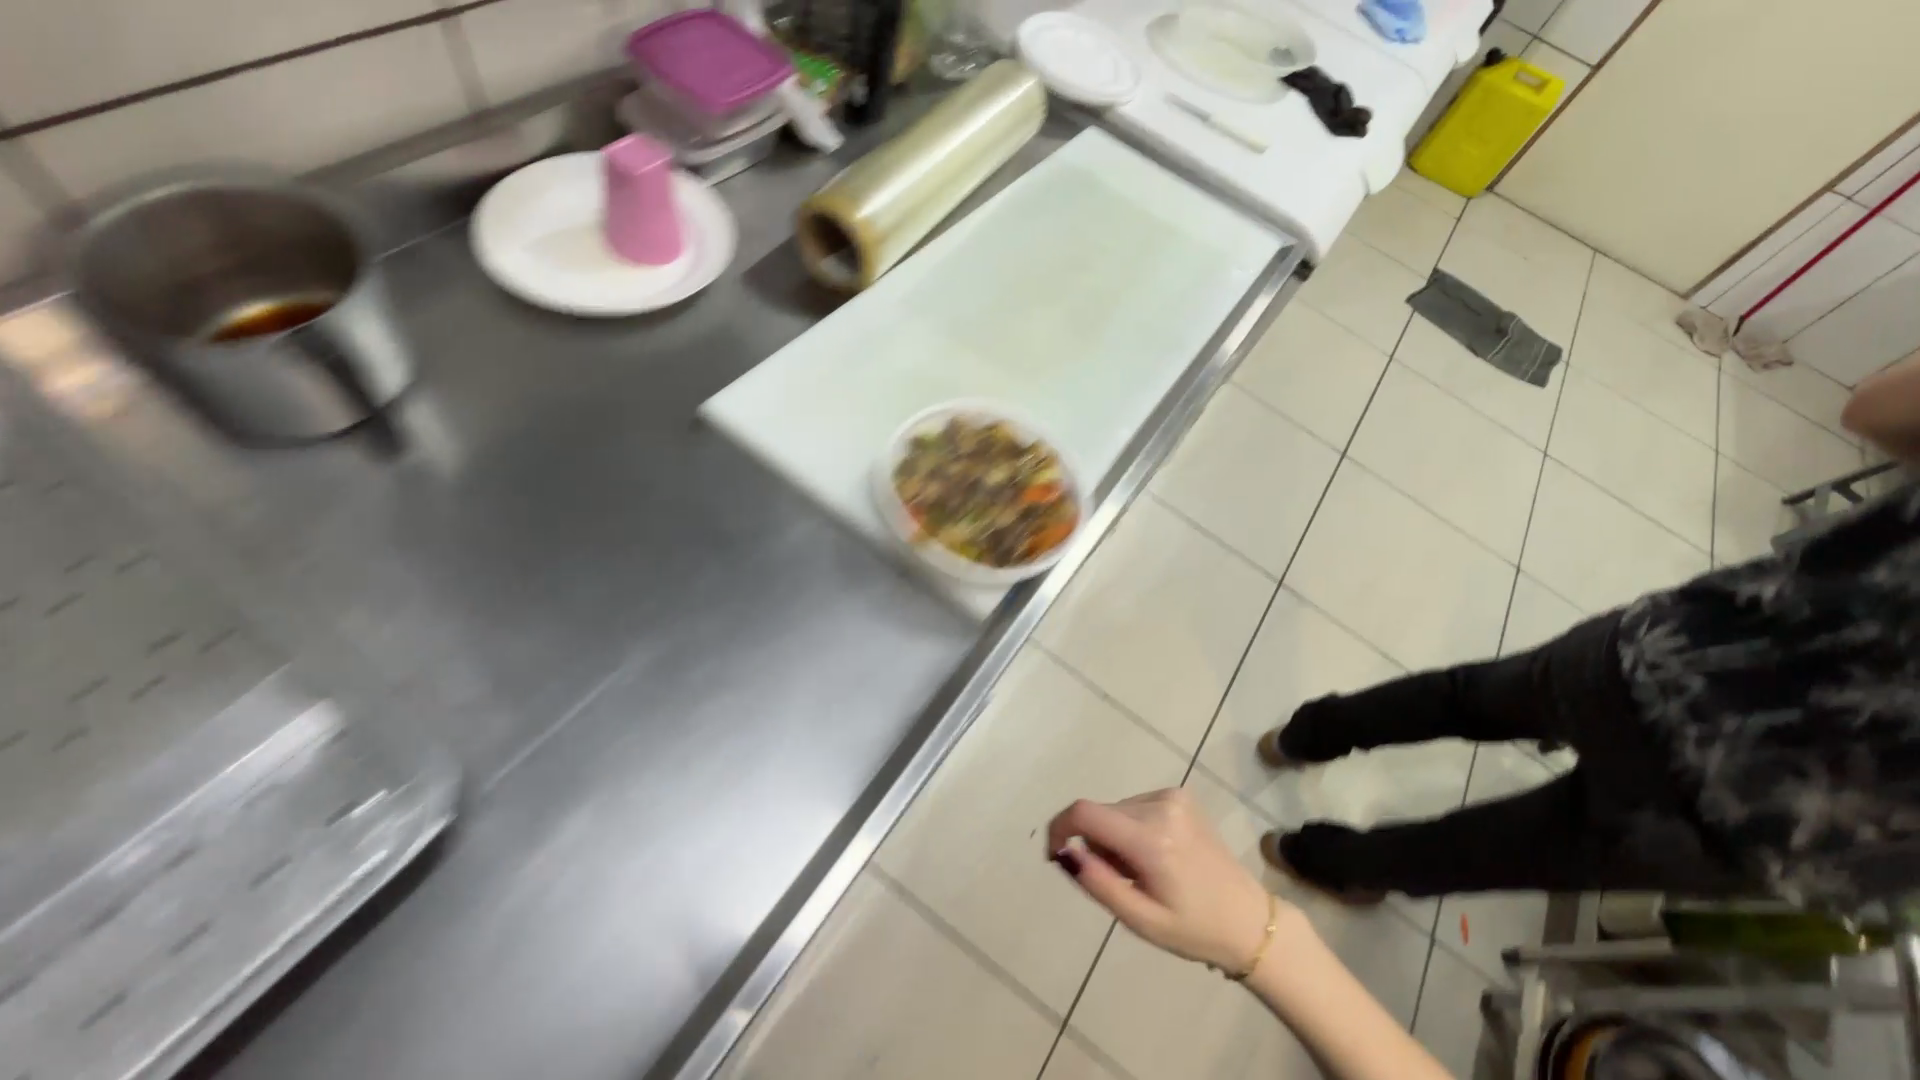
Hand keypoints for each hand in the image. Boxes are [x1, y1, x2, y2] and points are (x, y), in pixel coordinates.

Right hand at [1047, 788, 1296, 972]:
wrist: (1248, 920)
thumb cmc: (1193, 929)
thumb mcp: (1140, 920)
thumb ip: (1098, 883)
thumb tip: (1065, 853)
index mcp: (1151, 840)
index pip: (1084, 813)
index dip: (1059, 828)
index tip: (1056, 854)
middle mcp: (1161, 807)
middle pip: (1100, 813)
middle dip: (1094, 843)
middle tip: (1118, 880)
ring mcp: (1173, 797)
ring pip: (1116, 810)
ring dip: (1114, 837)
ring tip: (1140, 872)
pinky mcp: (1180, 796)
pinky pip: (1135, 806)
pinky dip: (1132, 828)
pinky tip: (1154, 855)